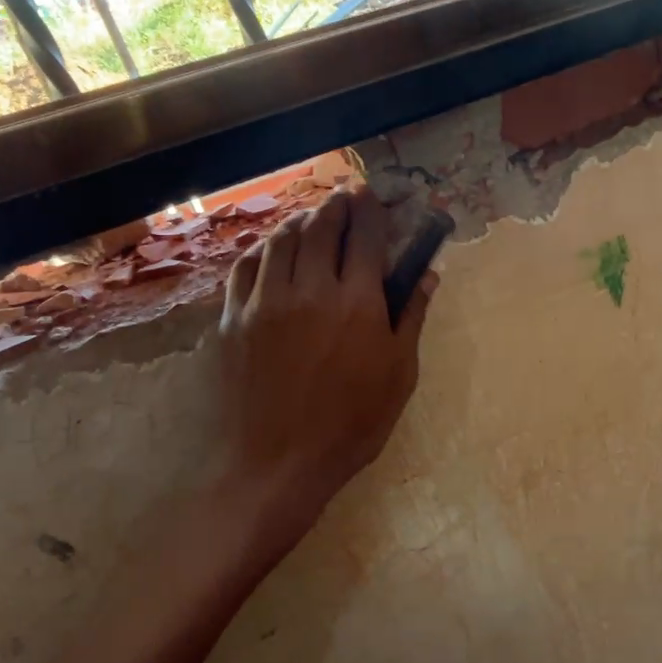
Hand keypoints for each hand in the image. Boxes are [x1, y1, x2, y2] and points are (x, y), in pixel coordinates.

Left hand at [215, 186, 436, 533]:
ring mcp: (265, 301)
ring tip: (311, 217)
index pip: (365, 236)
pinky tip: (269, 250)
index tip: (374, 196)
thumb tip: (428, 275)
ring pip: (281, 241)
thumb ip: (411, 319)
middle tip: (344, 198)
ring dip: (300, 220)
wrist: (273, 466)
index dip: (371, 210)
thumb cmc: (349, 426)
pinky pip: (245, 268)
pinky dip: (262, 249)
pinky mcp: (233, 319)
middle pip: (322, 228)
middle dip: (336, 206)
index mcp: (357, 301)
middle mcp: (310, 288)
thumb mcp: (398, 376)